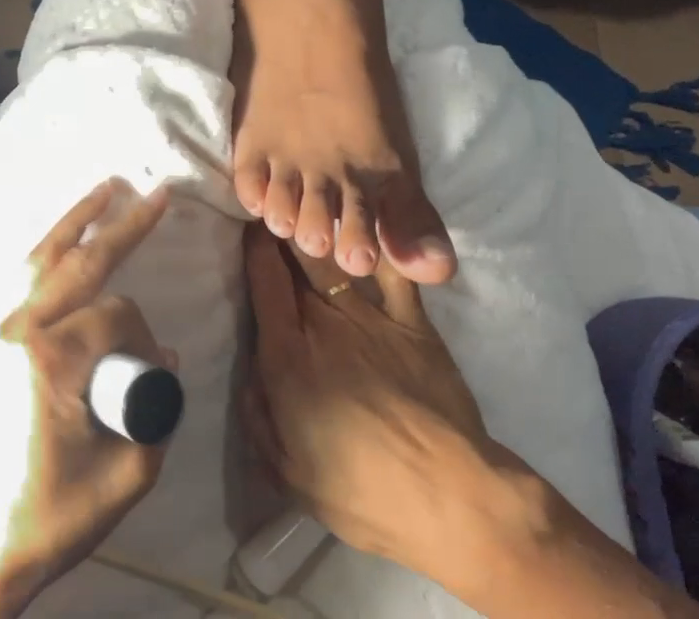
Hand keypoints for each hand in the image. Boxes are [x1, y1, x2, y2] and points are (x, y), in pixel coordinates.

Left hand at [0, 181, 176, 617]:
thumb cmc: (54, 517)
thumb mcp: (129, 474)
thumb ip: (158, 410)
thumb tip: (166, 352)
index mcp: (51, 360)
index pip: (117, 315)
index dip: (145, 339)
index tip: (154, 369)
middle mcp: (14, 332)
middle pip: (77, 262)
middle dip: (122, 225)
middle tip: (155, 193)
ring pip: (36, 259)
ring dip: (74, 222)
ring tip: (104, 190)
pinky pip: (11, 284)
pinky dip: (41, 253)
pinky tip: (58, 243)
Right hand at [239, 224, 508, 588]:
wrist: (449, 496)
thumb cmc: (358, 491)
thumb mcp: (285, 469)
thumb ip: (257, 416)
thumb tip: (249, 376)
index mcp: (286, 356)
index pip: (263, 282)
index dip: (254, 247)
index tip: (250, 223)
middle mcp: (324, 324)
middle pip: (296, 261)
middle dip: (284, 227)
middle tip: (279, 203)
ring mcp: (372, 318)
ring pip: (338, 257)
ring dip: (323, 227)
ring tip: (316, 204)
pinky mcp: (414, 325)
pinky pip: (393, 274)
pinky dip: (380, 245)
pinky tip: (371, 224)